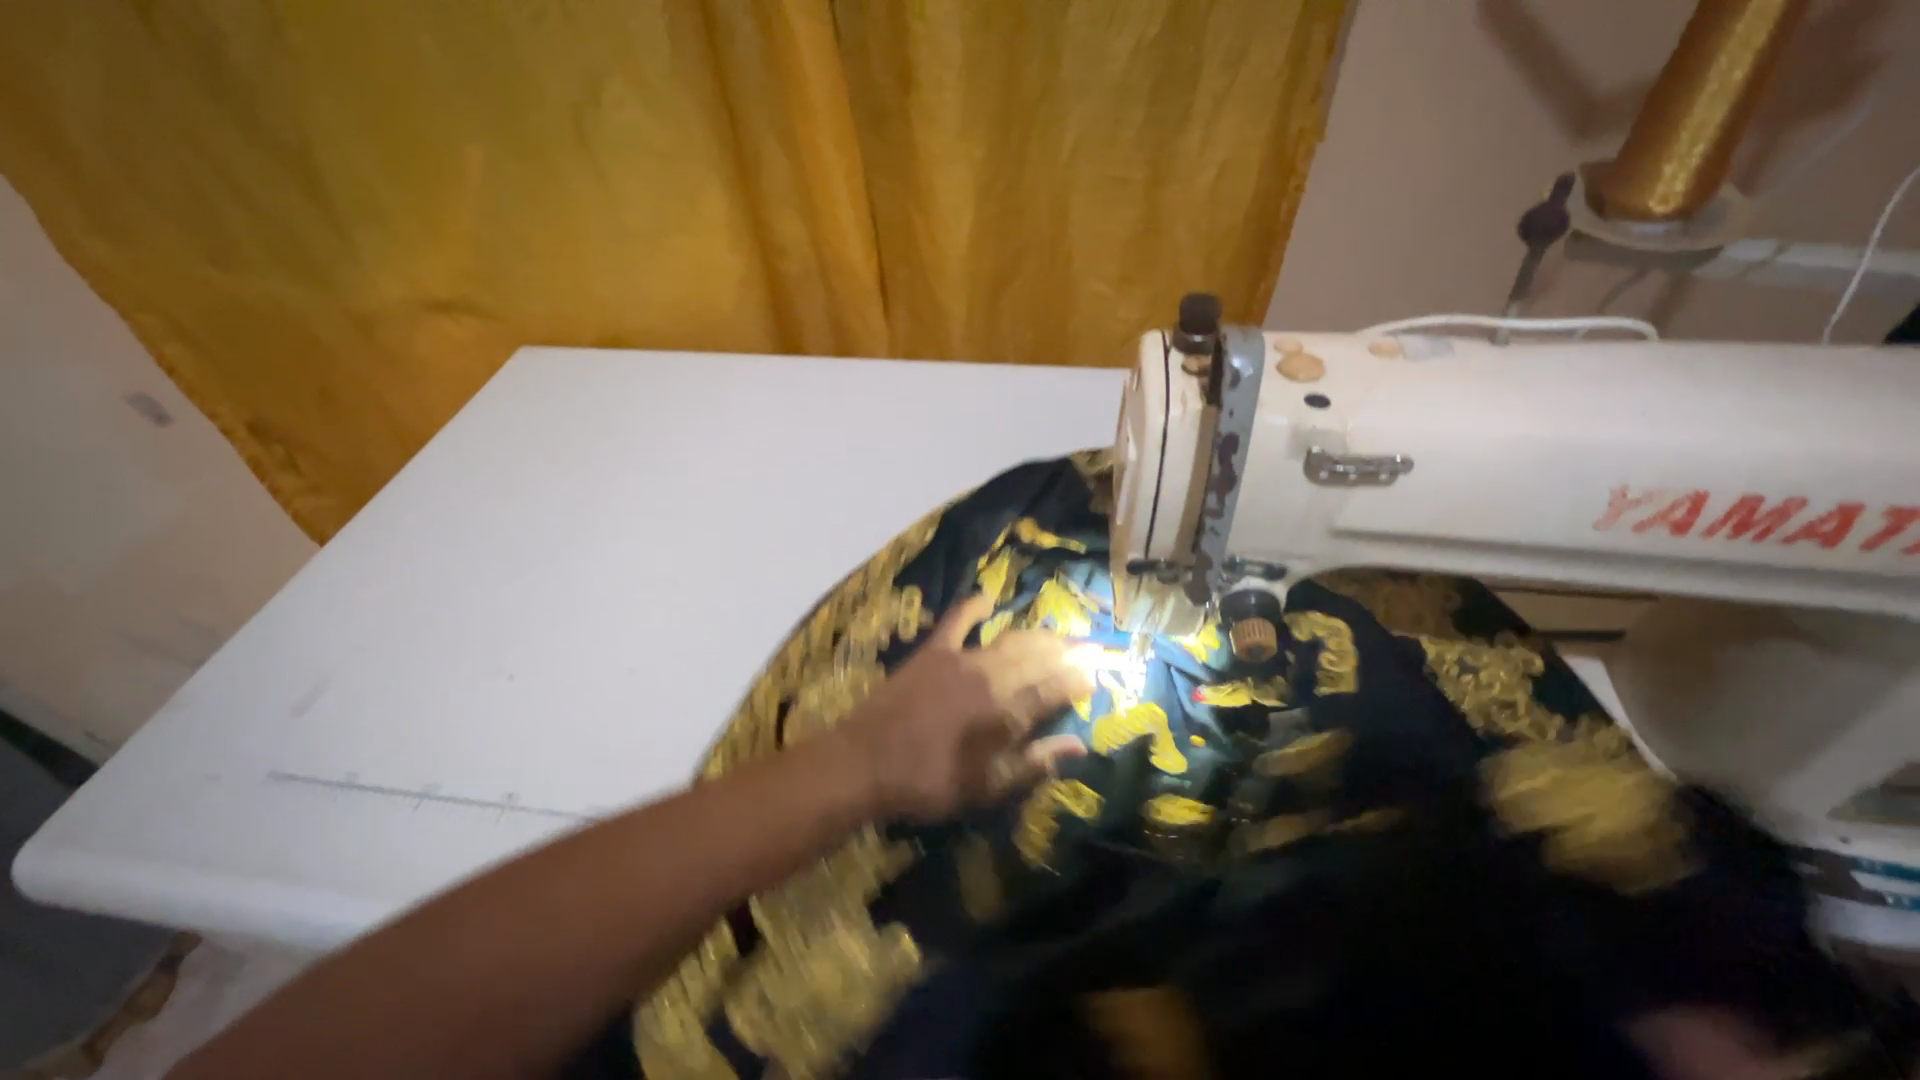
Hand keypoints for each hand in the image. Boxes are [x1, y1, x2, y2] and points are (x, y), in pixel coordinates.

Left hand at [836, 593, 1092, 821]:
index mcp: (1006, 713)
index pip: (1055, 689)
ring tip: (1060, 633)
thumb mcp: (987, 788)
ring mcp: (960, 659)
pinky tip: (987, 599)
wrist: (864, 763)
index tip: (1099, 674)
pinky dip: (972, 607)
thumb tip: (1079, 745)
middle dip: (1068, 651)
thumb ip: (1035, 763)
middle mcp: (990, 677)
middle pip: (1038, 657)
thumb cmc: (928, 784)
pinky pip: (956, 621)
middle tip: (1091, 646)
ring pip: (1009, 638)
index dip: (1079, 680)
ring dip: (1038, 634)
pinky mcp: (931, 652)